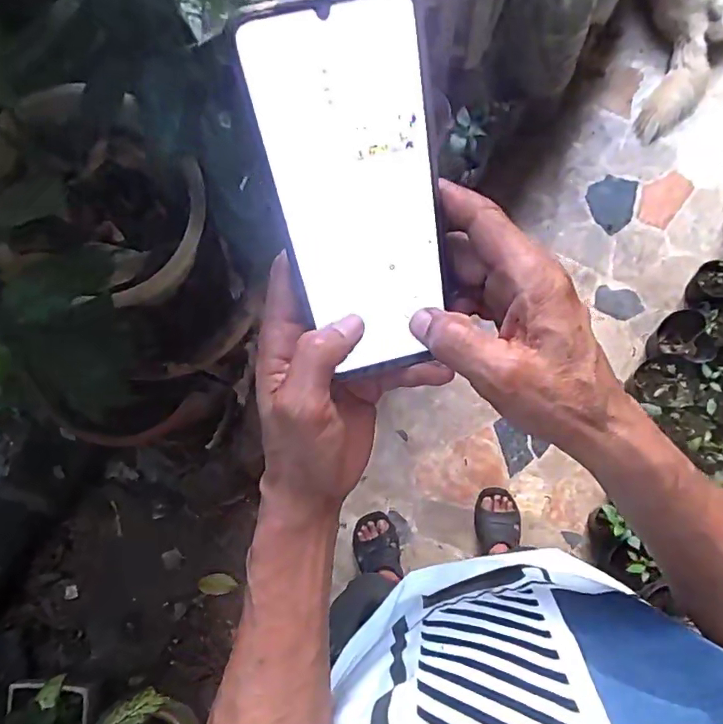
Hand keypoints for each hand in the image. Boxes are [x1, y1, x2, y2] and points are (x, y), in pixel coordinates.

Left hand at [255, 253, 451, 516]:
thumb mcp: (299, 403)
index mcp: (284, 345)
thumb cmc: (296, 449)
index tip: (326, 232)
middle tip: (395, 259)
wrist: (316, 491)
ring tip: (432, 317)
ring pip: (372, 333)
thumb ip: (316, 358)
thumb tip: (349, 319)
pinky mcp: (367, 381)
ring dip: (399, 328)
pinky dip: (414, 365)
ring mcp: (343, 363)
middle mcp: (313, 346)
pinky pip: (392, 365)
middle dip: (362, 283)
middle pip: (336, 303)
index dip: (301, 260)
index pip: (287, 291)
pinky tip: (438, 367)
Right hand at [409, 180, 631, 455]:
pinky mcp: (520, 317)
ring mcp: (525, 297)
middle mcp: (530, 278)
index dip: (455, 202)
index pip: (487, 223)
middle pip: (475, 249)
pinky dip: (456, 306)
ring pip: (475, 275)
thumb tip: (418, 317)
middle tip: (393, 254)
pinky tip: (432, 320)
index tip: (421, 187)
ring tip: (403, 290)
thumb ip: (456, 342)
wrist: (593, 424)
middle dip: (436, 251)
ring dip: (443, 284)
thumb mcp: (501, 374)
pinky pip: (481, 298)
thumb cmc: (557, 398)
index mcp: (532, 278)